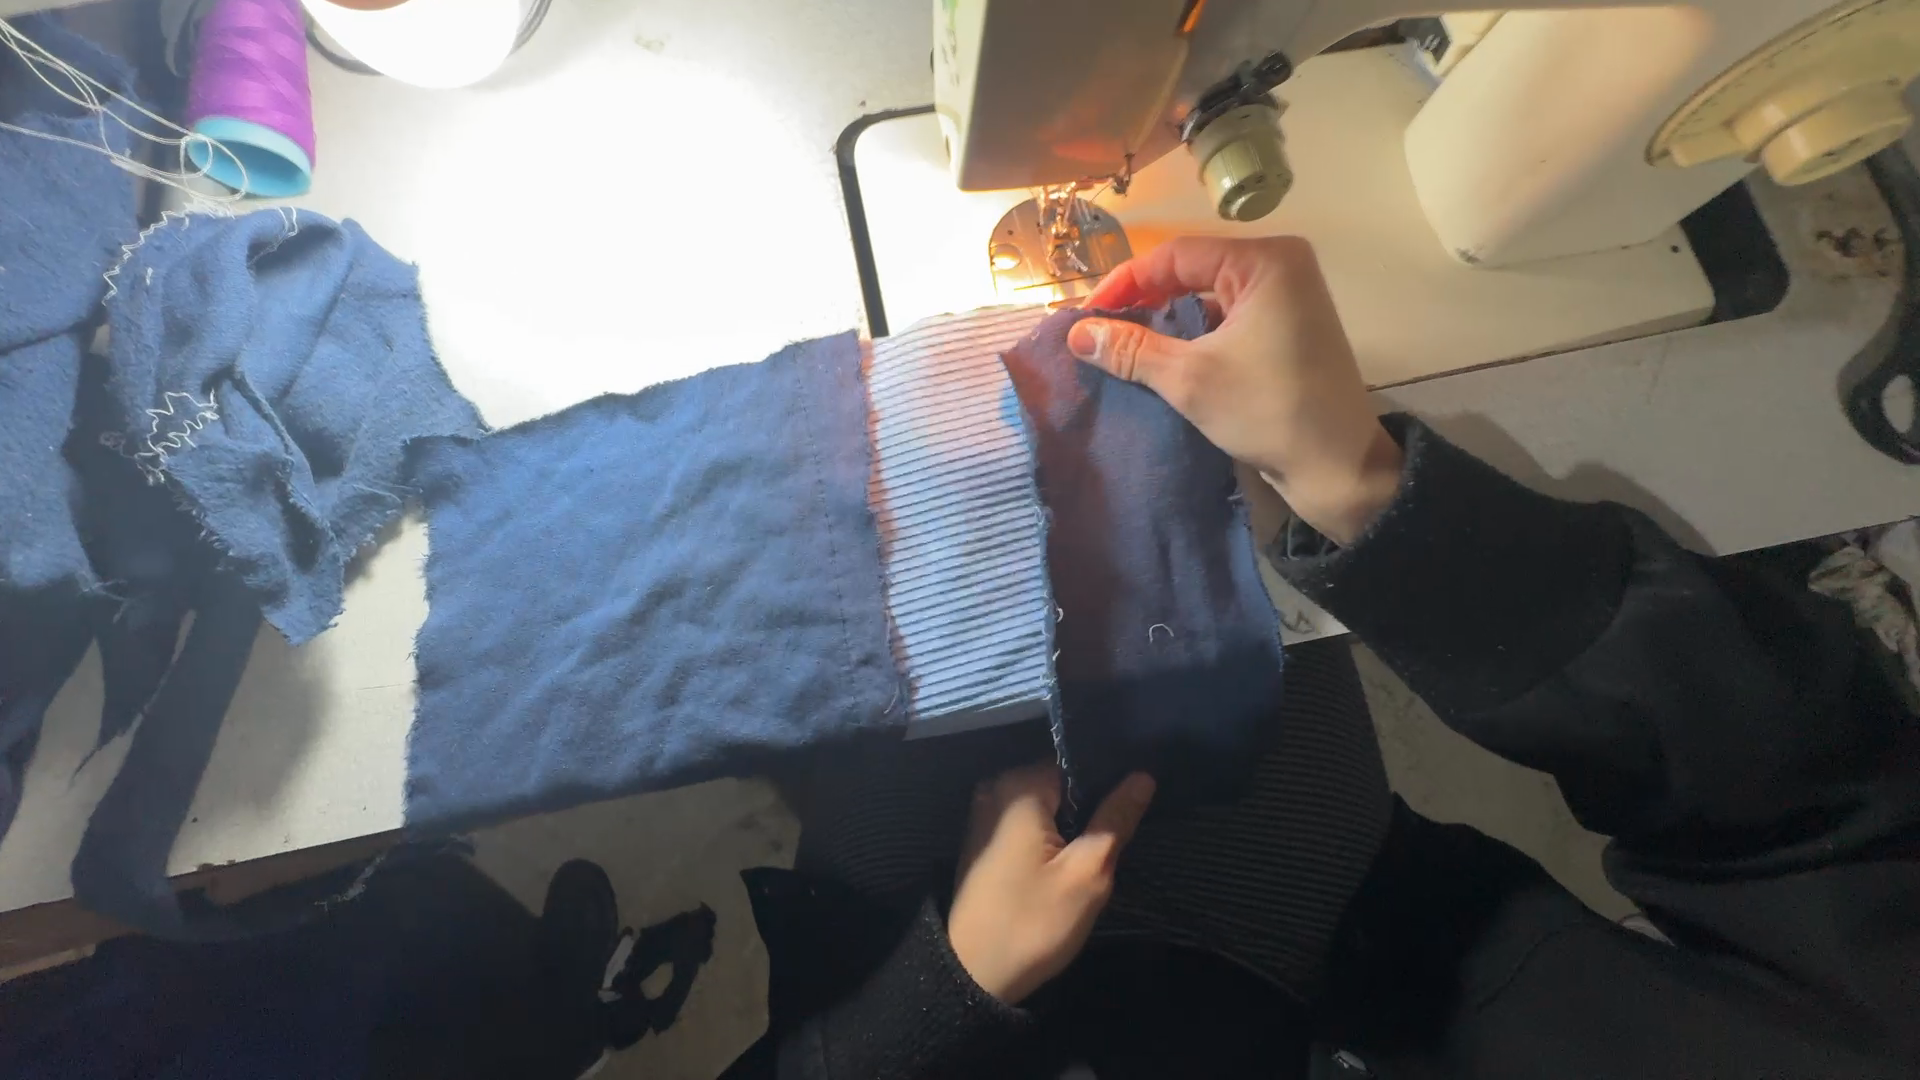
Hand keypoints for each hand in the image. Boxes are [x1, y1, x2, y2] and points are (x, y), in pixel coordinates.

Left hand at [946, 764, 1154, 1004]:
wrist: (972, 974)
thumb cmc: (1032, 921)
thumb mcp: (1087, 873)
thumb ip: (1115, 819)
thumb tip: (1142, 775)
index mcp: (1019, 784)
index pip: (1076, 763)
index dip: (1108, 782)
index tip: (1132, 805)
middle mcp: (997, 786)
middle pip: (1060, 782)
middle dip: (1089, 806)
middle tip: (1114, 839)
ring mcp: (985, 810)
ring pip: (1045, 803)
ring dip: (1069, 824)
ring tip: (1092, 850)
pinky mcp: (983, 836)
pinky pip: (1026, 819)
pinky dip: (1048, 833)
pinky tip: (1064, 859)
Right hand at [1068, 236, 1401, 543]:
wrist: (1335, 465)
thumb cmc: (1266, 411)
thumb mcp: (1189, 378)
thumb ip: (1131, 350)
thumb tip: (1076, 334)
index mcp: (1264, 261)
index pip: (1174, 256)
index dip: (1124, 284)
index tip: (1085, 317)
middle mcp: (1278, 268)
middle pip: (1190, 272)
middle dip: (1140, 301)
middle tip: (1097, 331)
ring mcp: (1283, 299)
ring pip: (1204, 298)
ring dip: (1162, 321)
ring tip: (1119, 346)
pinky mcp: (1282, 330)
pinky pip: (1222, 320)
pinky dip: (1188, 336)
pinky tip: (1157, 358)